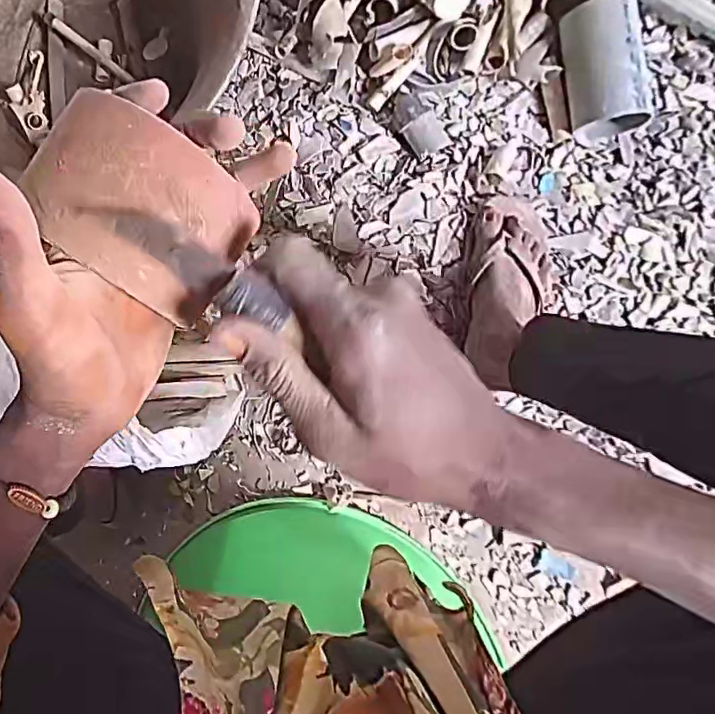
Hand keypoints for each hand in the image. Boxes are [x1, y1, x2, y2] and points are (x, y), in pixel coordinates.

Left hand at [0, 81, 292, 493]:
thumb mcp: (21, 291)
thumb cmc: (45, 358)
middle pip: (159, 166)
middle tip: (225, 130)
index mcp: (70, 216)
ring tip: (268, 157)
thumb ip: (1, 228)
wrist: (82, 410)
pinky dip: (239, 228)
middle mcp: (111, 227)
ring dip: (232, 176)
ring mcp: (147, 255)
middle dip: (196, 139)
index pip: (98, 147)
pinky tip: (264, 214)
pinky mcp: (174, 284)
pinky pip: (210, 247)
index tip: (157, 94)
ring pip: (193, 201)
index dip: (128, 113)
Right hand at [212, 237, 517, 510]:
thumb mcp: (327, 430)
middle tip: (302, 378)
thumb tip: (225, 327)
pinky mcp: (408, 306)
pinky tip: (359, 379)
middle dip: (286, 323)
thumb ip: (276, 371)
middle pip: (303, 282)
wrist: (489, 457)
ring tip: (335, 386)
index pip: (288, 256)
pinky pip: (349, 305)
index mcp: (355, 321)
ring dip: (312, 334)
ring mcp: (398, 296)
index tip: (254, 327)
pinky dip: (337, 334)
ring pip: (323, 297)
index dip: (258, 282)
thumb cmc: (406, 456)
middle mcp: (378, 293)